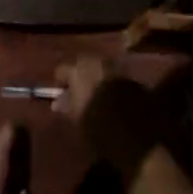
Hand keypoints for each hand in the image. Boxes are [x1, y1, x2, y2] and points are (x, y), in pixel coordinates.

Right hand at [51, 56, 162, 173]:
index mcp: (78, 69)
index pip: (62, 70)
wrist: (135, 132)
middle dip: (80, 76)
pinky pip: (115, 75)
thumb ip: (66, 106)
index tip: (61, 94)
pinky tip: (112, 98)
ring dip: (96, 78)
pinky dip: (111, 83)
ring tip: (96, 95)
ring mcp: (115, 66)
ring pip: (100, 68)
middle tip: (79, 93)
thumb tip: (57, 102)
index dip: (61, 82)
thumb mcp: (76, 119)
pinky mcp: (131, 76)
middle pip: (82, 64)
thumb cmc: (97, 125)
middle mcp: (96, 61)